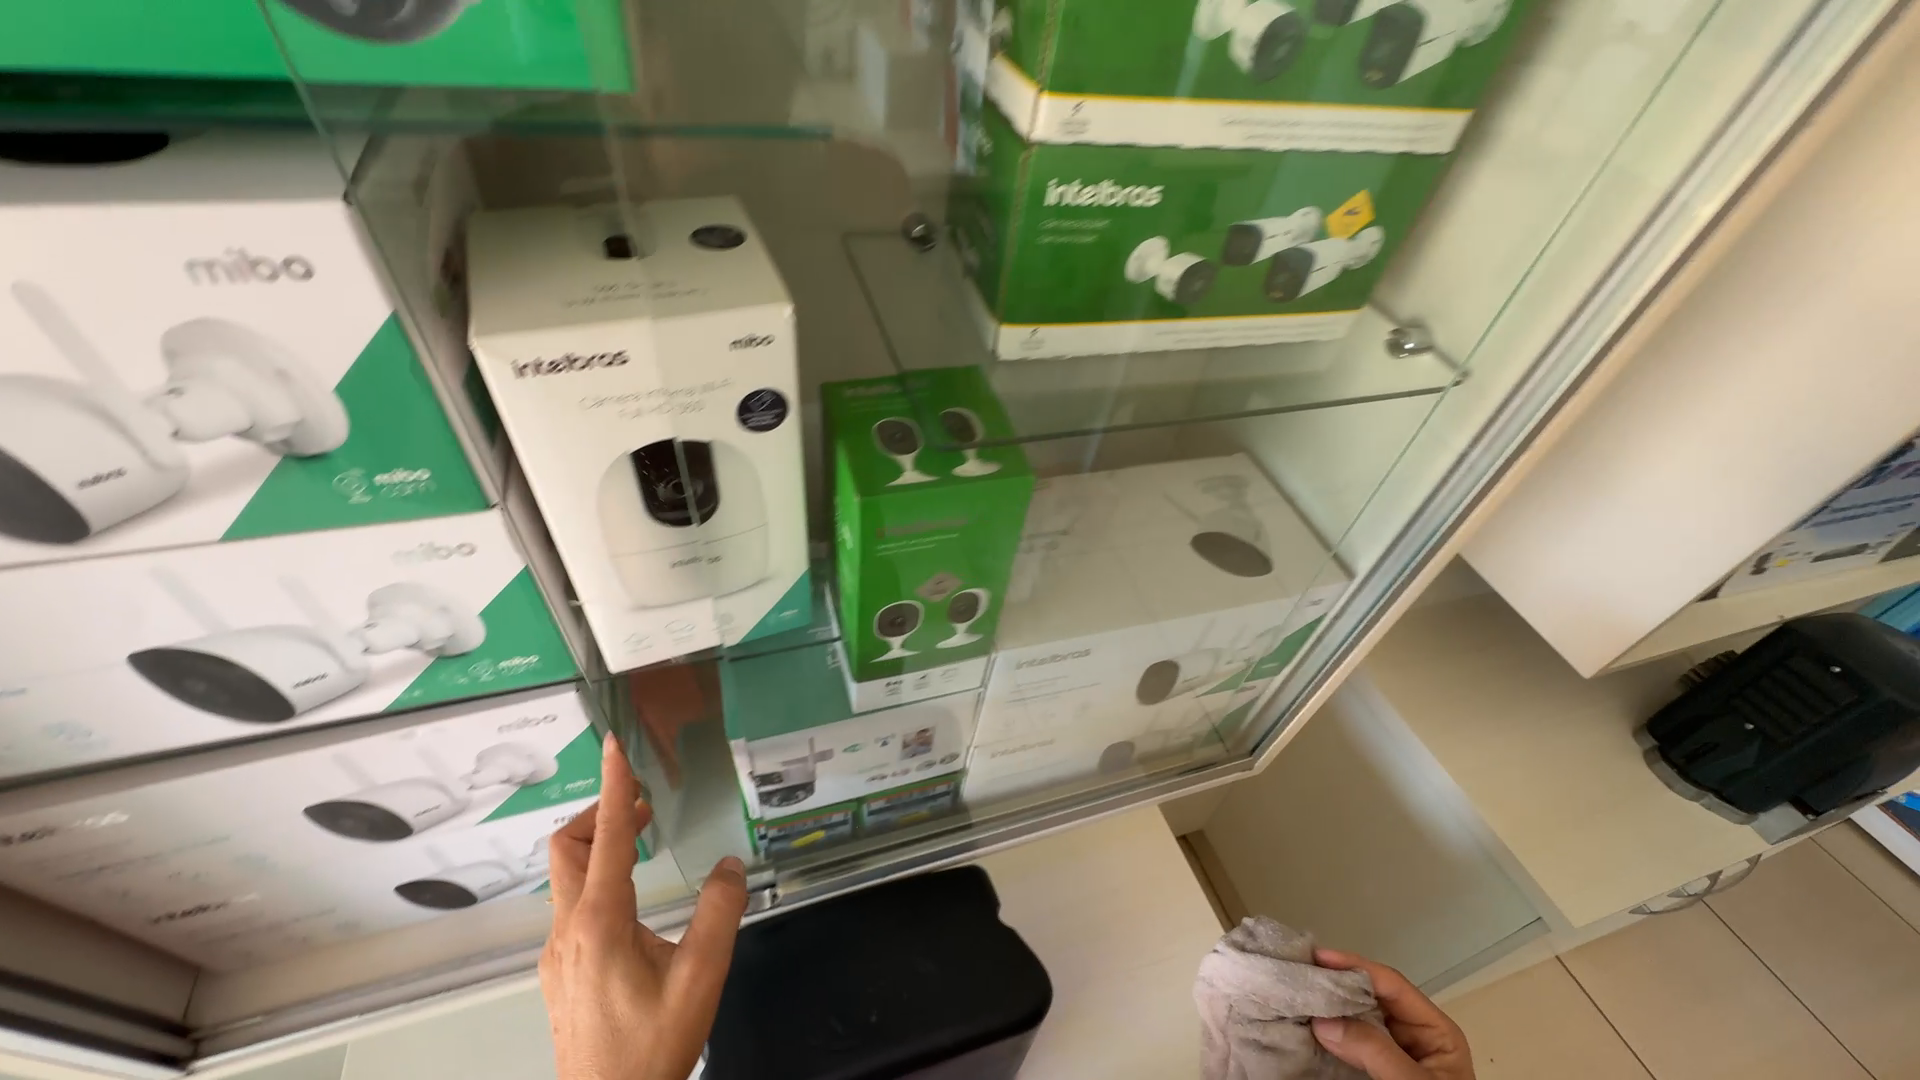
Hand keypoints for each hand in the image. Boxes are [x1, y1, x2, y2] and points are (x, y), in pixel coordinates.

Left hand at [540, 734, 749, 1079]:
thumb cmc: (652, 1045)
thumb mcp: (701, 976)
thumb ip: (720, 912)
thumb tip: (730, 865)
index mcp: (599, 922)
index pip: (602, 838)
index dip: (612, 787)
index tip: (614, 746)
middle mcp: (567, 930)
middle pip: (566, 849)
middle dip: (599, 814)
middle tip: (643, 806)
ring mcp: (557, 954)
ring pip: (565, 878)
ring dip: (599, 847)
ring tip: (642, 842)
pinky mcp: (561, 972)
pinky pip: (571, 905)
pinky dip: (597, 879)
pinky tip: (632, 901)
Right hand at [1310, 949, 1474, 1079]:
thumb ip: (1375, 1051)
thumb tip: (1323, 1019)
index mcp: (1435, 1032)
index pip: (1390, 984)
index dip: (1354, 966)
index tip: (1317, 957)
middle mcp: (1411, 1036)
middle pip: (1370, 997)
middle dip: (1336, 983)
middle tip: (1299, 970)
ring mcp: (1390, 1054)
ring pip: (1355, 1017)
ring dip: (1328, 1006)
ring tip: (1297, 991)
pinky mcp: (1370, 1071)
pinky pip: (1347, 1043)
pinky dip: (1327, 1031)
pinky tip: (1305, 1023)